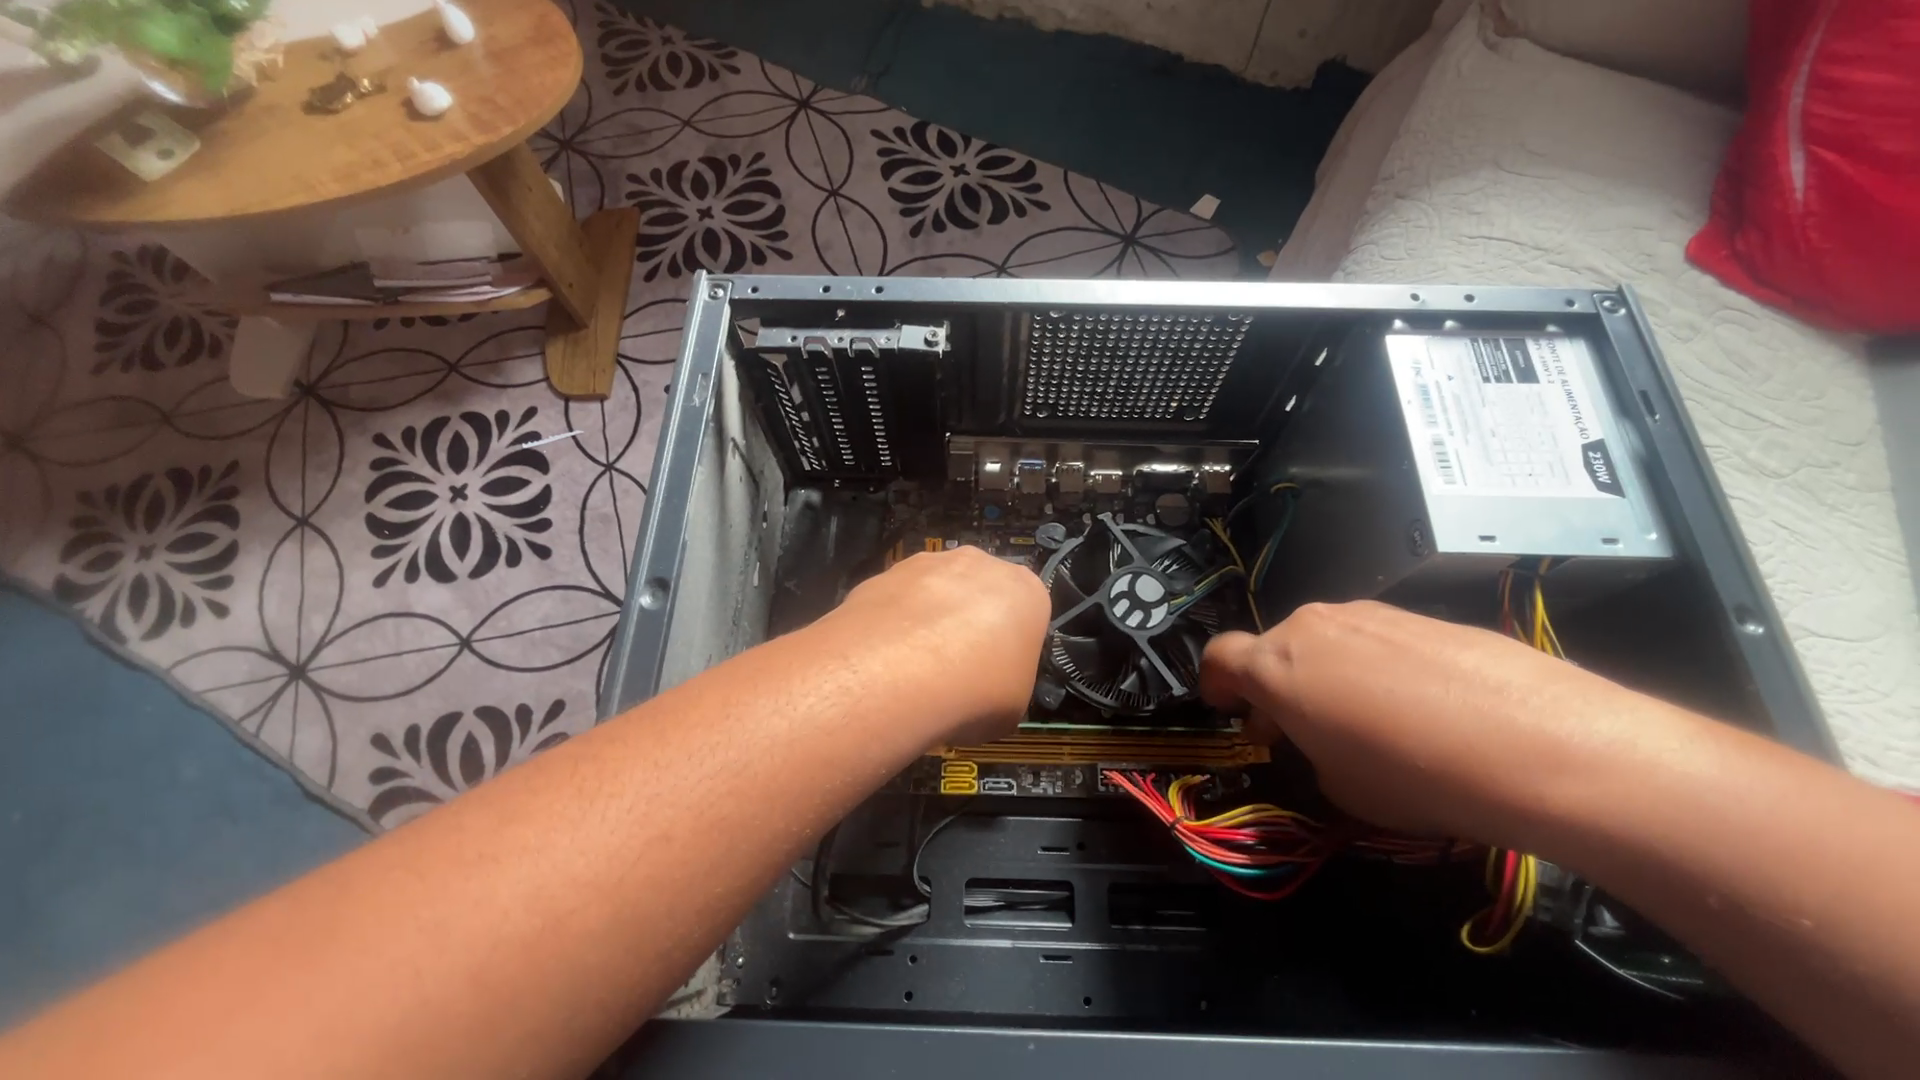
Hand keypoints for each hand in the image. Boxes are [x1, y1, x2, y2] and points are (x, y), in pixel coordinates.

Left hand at [820, 546, 1050, 745]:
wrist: (895, 675)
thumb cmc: (974, 691)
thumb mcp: (1014, 706)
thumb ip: (1008, 682)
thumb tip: (989, 691)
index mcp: (1026, 591)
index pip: (1027, 613)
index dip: (1011, 645)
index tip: (995, 672)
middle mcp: (980, 564)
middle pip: (980, 593)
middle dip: (969, 624)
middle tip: (956, 670)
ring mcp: (927, 563)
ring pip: (934, 592)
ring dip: (928, 621)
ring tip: (913, 669)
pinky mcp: (884, 573)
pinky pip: (895, 601)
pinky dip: (892, 625)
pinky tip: (884, 660)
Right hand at [1200, 600, 1704, 849]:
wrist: (1541, 743)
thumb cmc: (1416, 775)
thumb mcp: (1341, 789)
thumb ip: (1311, 752)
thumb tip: (1322, 739)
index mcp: (1276, 667)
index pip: (1218, 658)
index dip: (1215, 684)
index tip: (1229, 710)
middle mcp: (1313, 627)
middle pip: (1275, 648)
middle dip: (1277, 686)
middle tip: (1301, 730)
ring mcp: (1372, 614)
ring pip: (1328, 641)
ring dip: (1327, 675)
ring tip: (1370, 722)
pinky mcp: (1423, 616)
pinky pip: (1377, 640)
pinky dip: (1378, 668)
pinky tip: (1422, 709)